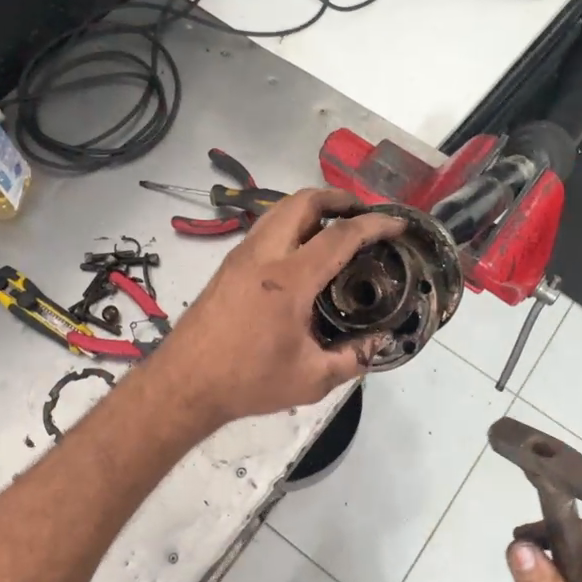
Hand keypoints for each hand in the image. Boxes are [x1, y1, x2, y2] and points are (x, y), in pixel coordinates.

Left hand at [144, 188, 404, 428]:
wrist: (184, 383)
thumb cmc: (248, 381)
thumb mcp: (310, 379)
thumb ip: (352, 359)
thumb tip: (379, 343)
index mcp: (289, 280)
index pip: (340, 236)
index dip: (375, 224)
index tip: (398, 223)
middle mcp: (264, 255)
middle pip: (304, 202)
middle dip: (339, 198)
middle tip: (364, 213)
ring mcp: (241, 256)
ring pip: (280, 210)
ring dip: (312, 207)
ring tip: (337, 226)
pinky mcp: (228, 265)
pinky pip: (266, 227)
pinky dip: (292, 223)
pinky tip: (304, 250)